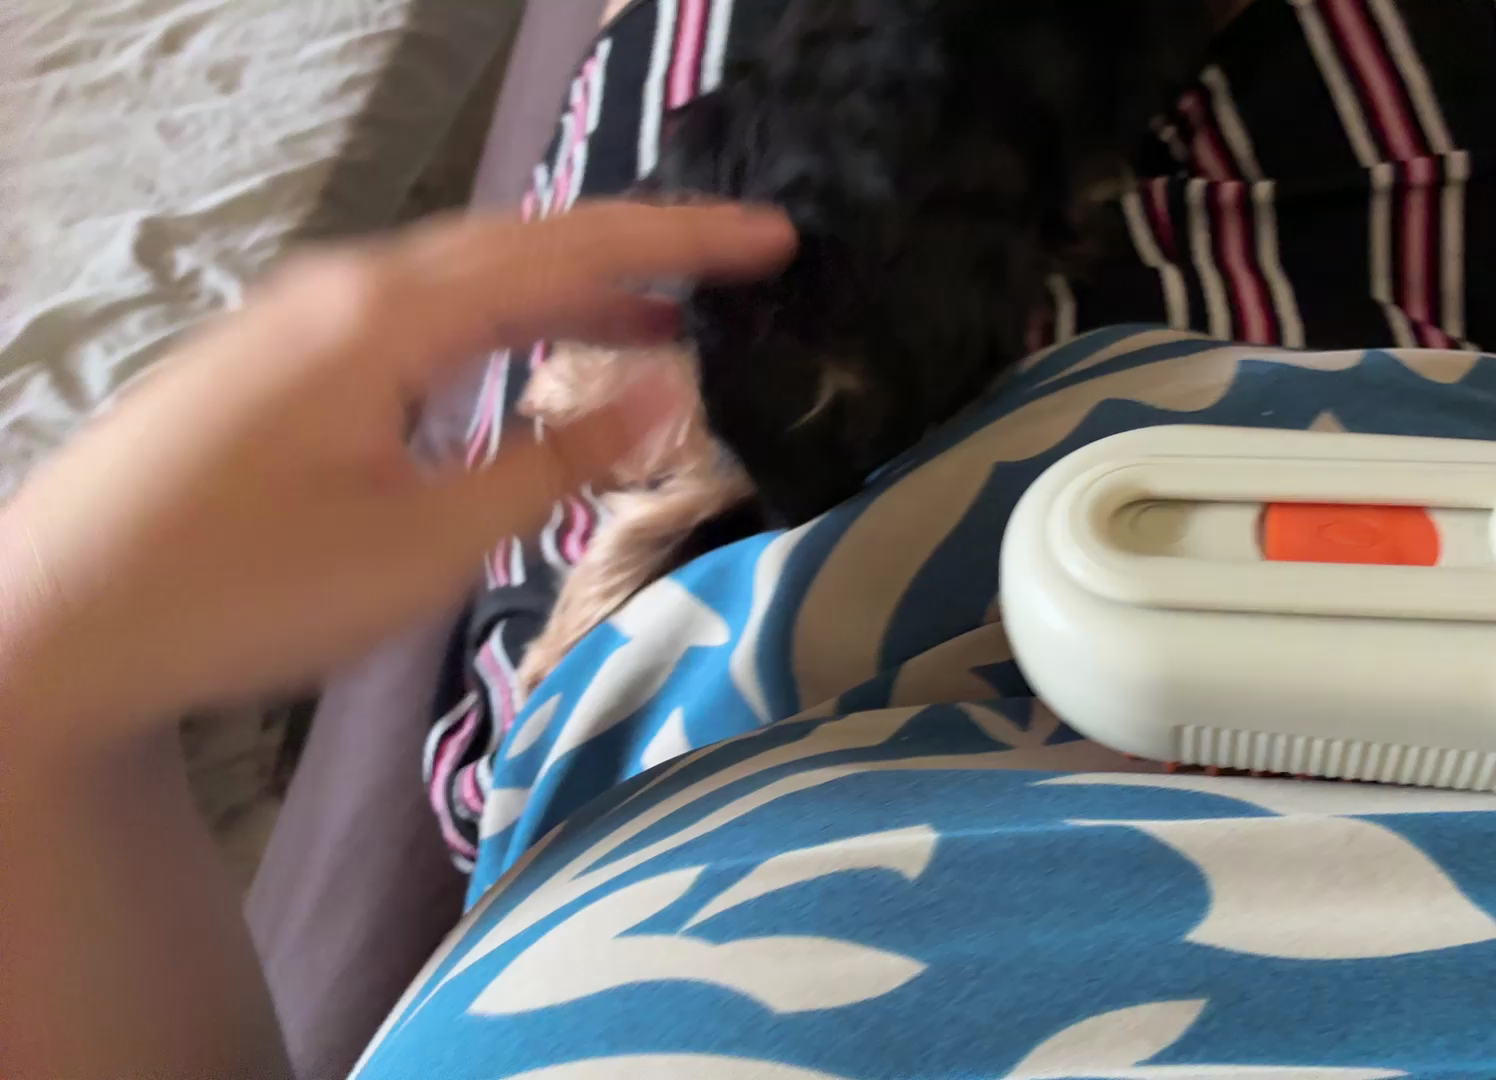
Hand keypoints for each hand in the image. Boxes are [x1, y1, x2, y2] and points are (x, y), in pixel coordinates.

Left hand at [0, 202, 794, 757]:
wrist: (47, 632)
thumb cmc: (249, 590)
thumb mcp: (433, 536)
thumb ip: (559, 456)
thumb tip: (672, 393)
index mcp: (389, 316)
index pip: (571, 250)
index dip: (684, 240)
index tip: (773, 239)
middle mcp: (358, 288)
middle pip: (536, 240)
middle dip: (653, 243)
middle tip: (748, 255)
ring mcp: (328, 316)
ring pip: (492, 274)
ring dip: (594, 288)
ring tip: (682, 314)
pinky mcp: (316, 357)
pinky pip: (452, 314)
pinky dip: (530, 323)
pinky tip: (569, 350)